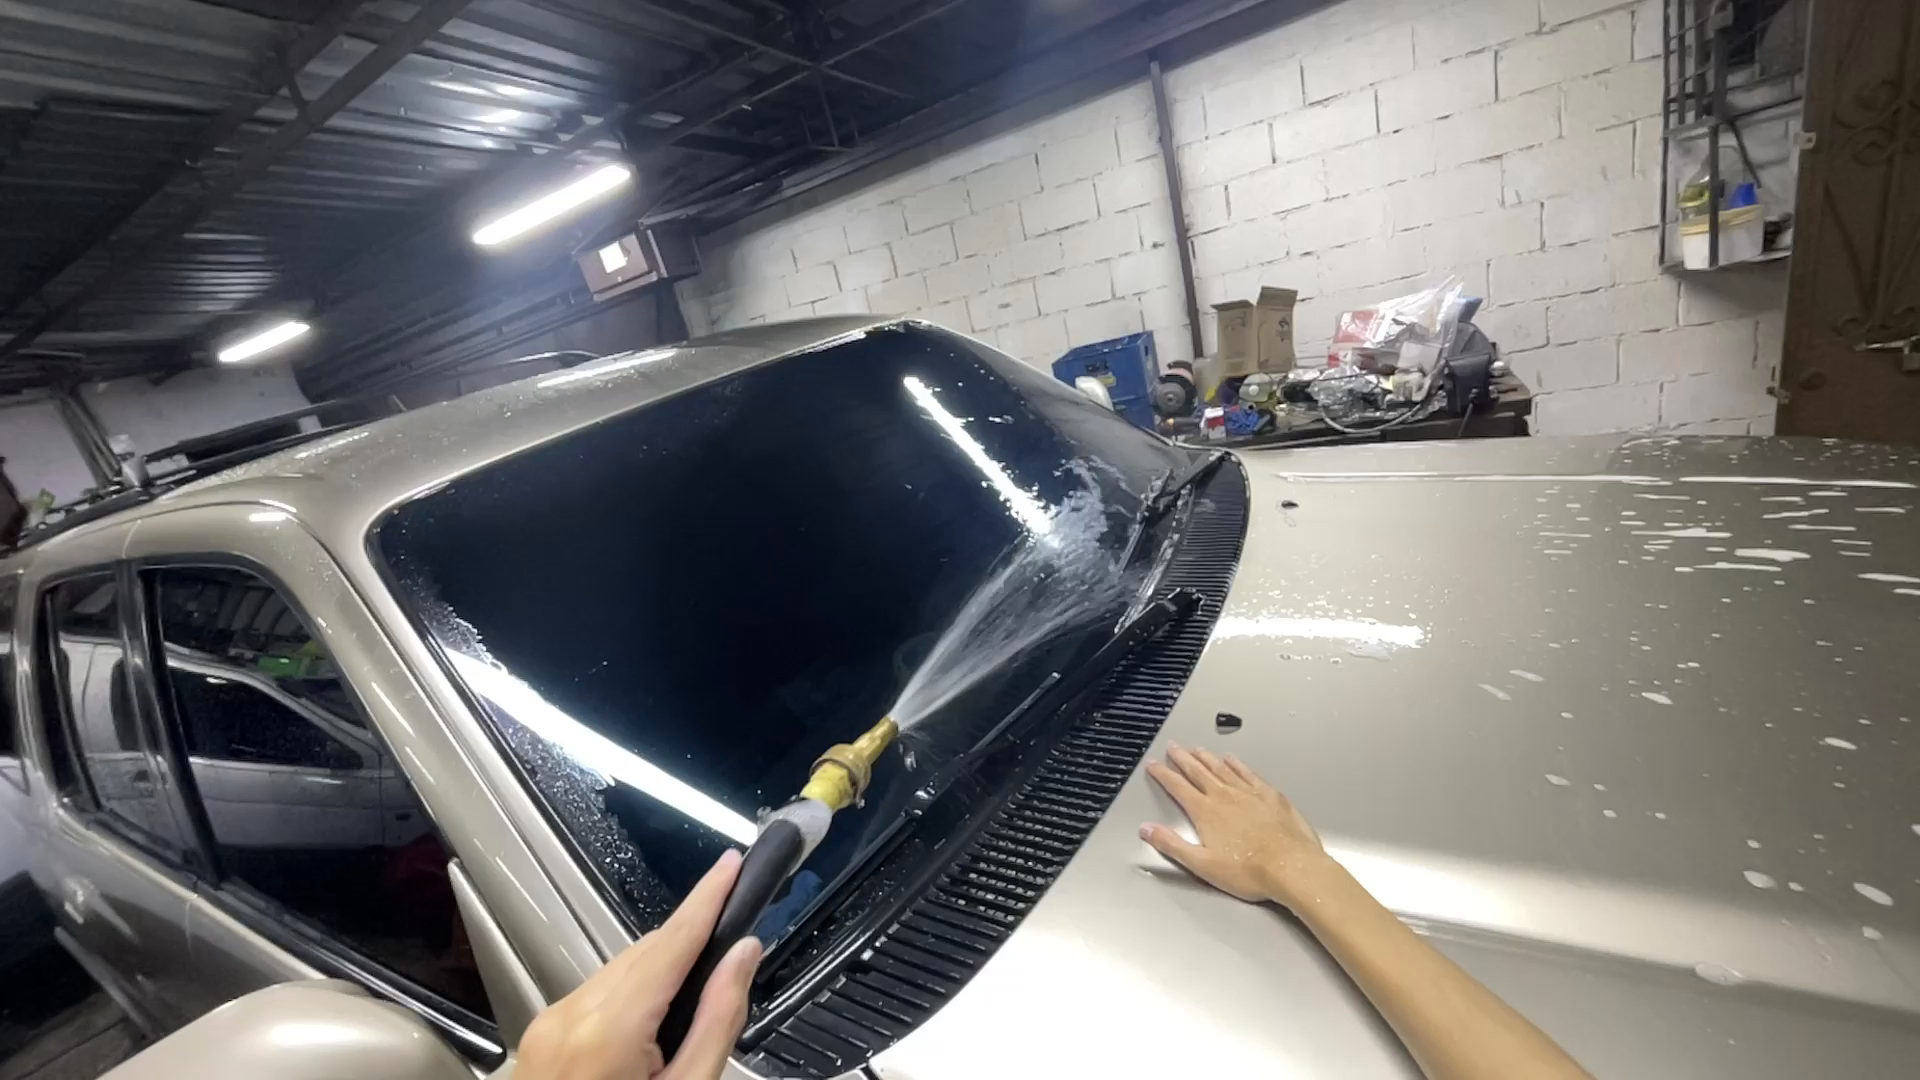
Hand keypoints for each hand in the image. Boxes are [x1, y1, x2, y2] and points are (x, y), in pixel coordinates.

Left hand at [516, 850, 761, 1079]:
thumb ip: (719, 1019)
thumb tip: (744, 954)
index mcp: (611, 1030)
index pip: (674, 939)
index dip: (709, 896)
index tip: (732, 863)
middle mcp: (571, 1016)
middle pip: (649, 949)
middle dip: (691, 942)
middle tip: (730, 953)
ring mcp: (549, 1026)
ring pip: (624, 967)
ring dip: (662, 969)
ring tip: (689, 1009)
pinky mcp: (540, 1037)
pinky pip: (600, 991)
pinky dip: (634, 992)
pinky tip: (651, 1025)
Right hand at [1140, 745, 1333, 908]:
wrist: (1293, 868)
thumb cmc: (1248, 871)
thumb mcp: (1202, 865)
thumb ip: (1172, 844)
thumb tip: (1145, 829)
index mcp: (1205, 811)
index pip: (1177, 787)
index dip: (1163, 774)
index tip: (1152, 764)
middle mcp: (1224, 795)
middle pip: (1198, 771)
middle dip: (1182, 758)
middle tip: (1173, 746)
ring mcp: (1249, 793)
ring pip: (1221, 768)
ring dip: (1206, 757)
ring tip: (1196, 748)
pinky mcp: (1271, 796)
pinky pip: (1248, 773)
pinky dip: (1237, 764)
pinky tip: (1232, 759)